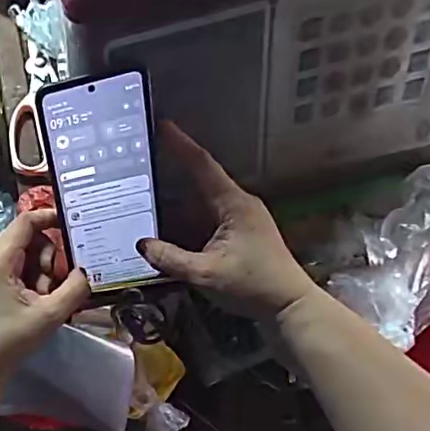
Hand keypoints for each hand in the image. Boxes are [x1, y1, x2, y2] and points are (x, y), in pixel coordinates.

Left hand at [0, 208, 90, 378]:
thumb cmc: (12, 339)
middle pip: (28, 238)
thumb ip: (74, 288)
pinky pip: (20, 268)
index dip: (49, 217)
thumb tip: (88, 270)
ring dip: (42, 270)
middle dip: (48, 256)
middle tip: (53, 282)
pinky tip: (38, 299)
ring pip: (26, 254)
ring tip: (44, 296)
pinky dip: (33, 279)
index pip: (25, 222)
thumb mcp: (50, 314)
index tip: (73, 224)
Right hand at [137, 123, 317, 317]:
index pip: (203, 167)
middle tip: (142, 161)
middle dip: (171, 170)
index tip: (163, 125)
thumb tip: (141, 244)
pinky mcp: (237, 234)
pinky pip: (203, 219)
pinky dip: (182, 219)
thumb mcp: (205, 274)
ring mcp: (238, 219)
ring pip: (199, 202)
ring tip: (143, 192)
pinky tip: (163, 225)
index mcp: (233, 204)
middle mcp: (237, 205)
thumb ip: (171, 259)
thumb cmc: (252, 285)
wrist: (288, 305)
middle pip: (199, 181)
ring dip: (174, 199)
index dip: (181, 145)